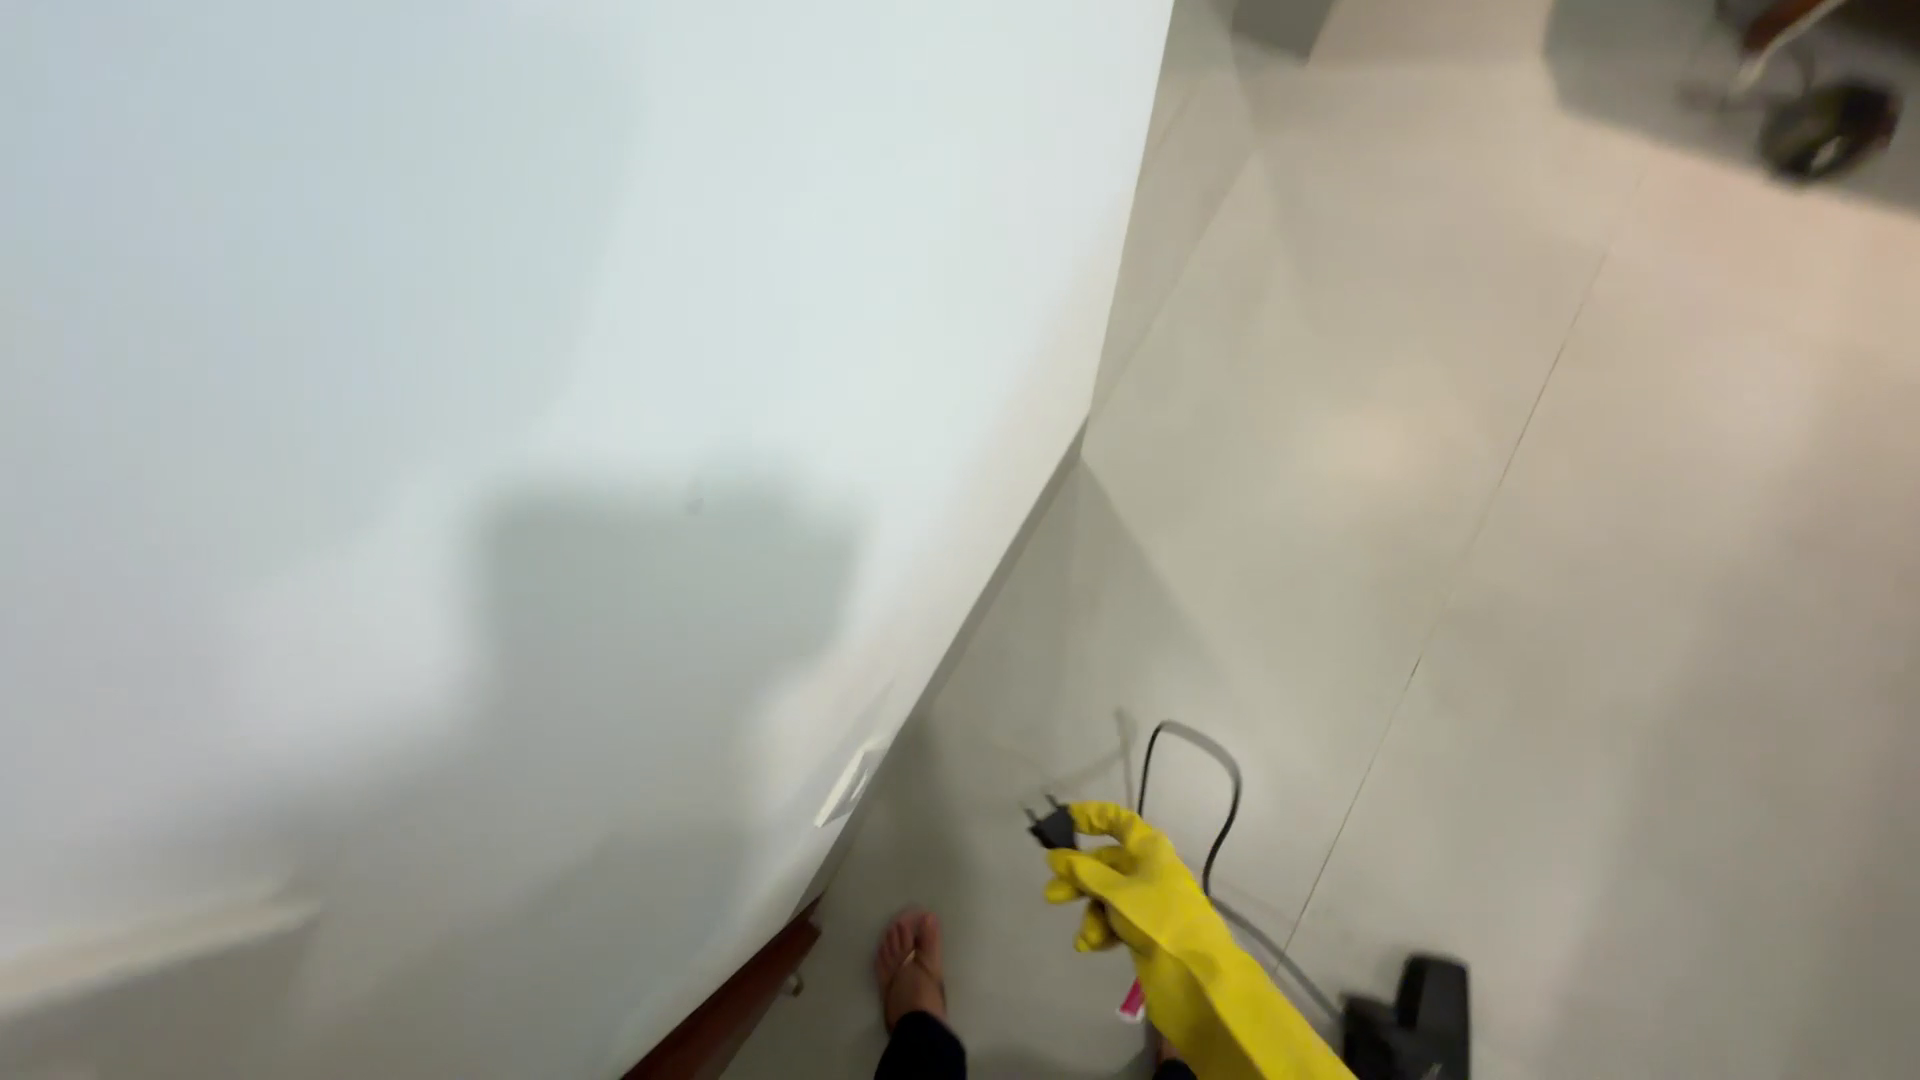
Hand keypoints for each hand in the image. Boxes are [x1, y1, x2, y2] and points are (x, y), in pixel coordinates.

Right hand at [1041, 801, 1212, 954]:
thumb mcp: (1116, 892)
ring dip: (1090, 912)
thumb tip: (1054, 856)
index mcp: (1149, 849)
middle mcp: (1147, 869)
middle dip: (1077, 877)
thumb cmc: (1157, 919)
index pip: (1119, 821)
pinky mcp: (1145, 928)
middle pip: (1105, 862)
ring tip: (1084, 936)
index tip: (1065, 821)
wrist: (1197, 976)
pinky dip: (1101, 929)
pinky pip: (1114, 920)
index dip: (1093, 816)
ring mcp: (1146, 900)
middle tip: (1051, 895)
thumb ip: (1083, 872)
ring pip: (1106, 894)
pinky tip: (1091, 946)